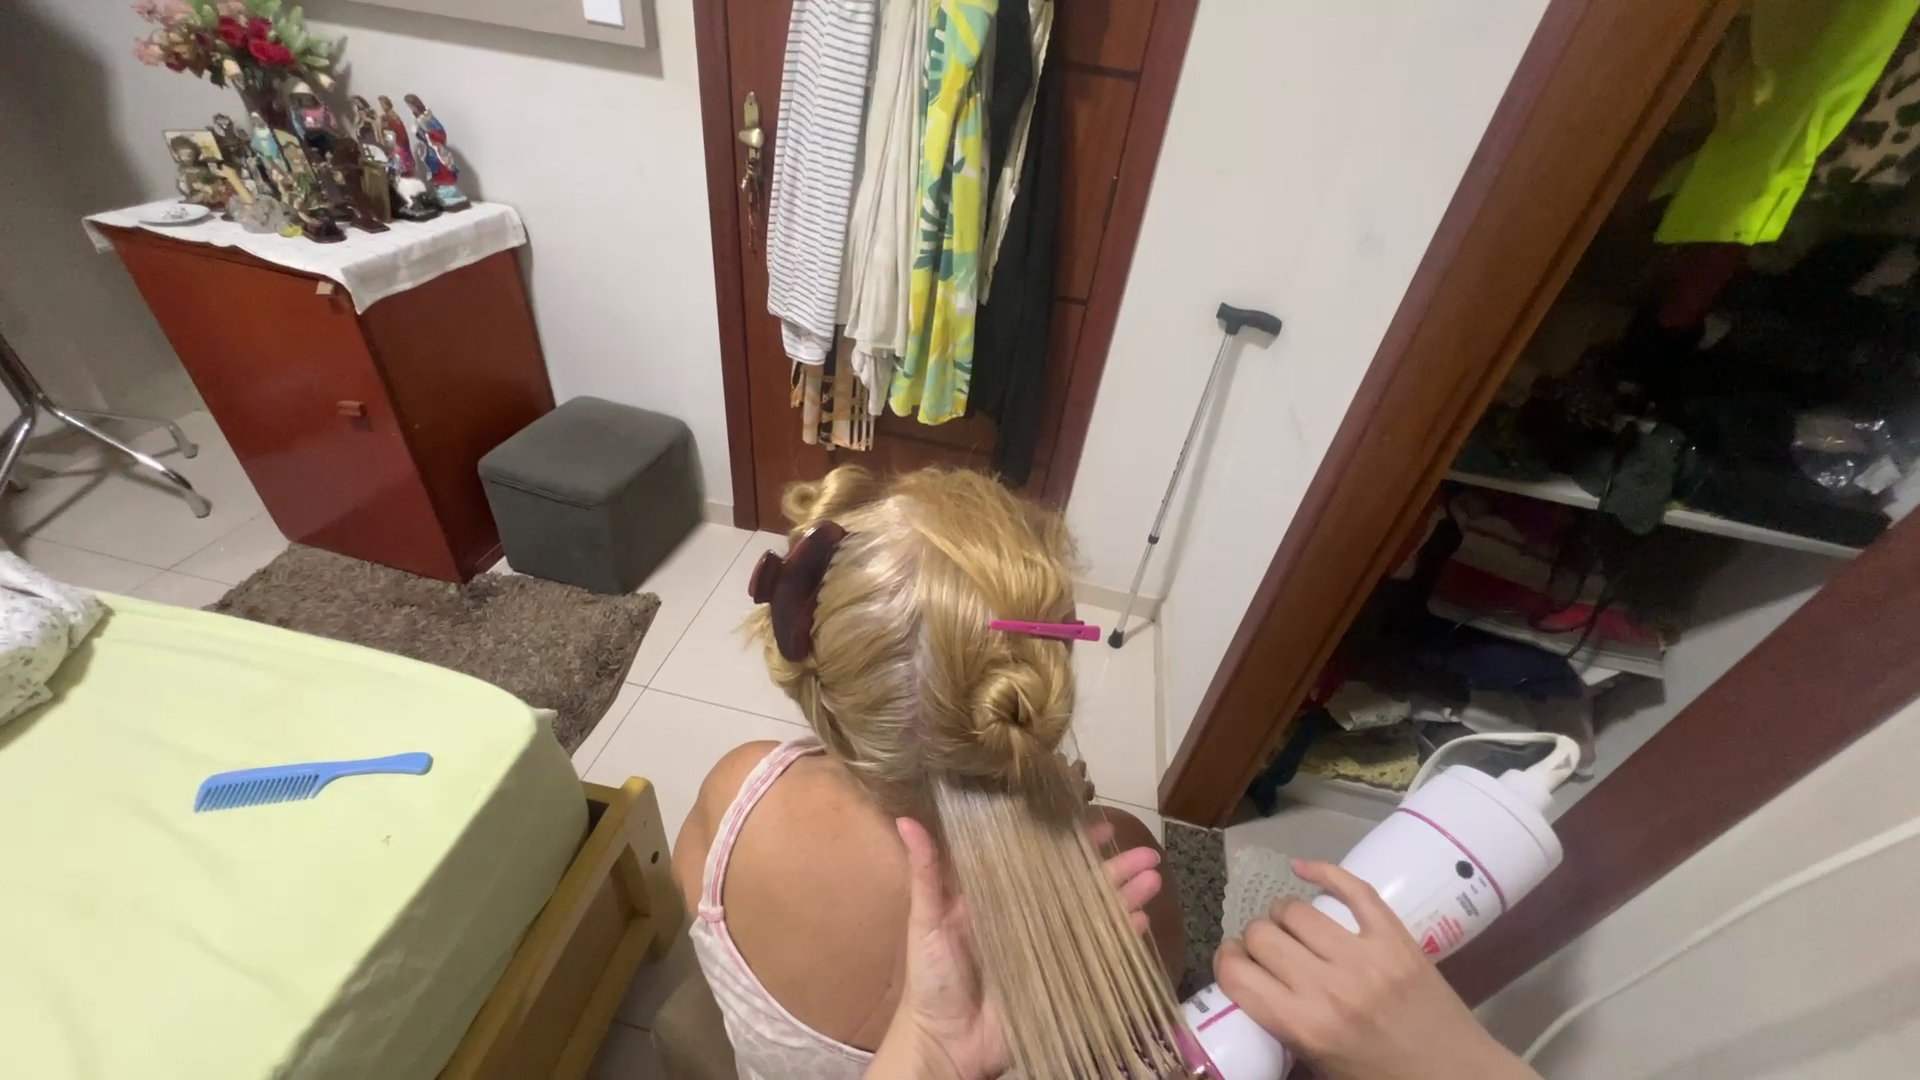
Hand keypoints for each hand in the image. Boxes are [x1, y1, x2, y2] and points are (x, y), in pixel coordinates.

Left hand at [871, 818, 1163, 1079]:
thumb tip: (906, 820)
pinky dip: (1119, 939)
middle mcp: (1032, 914)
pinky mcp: (1062, 980)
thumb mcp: (926, 919)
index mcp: (1002, 894)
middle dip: (1112, 868)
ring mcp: (1051, 947)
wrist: (942, 1043)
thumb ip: (926, 872)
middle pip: (1079, 884)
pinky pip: (1096, 956)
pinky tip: (1139, 923)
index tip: (1097, 821)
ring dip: (1124, 896)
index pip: (1042, 858)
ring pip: (1094, 914)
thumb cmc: (931, 976)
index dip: (1069, 839)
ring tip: (1154, 876)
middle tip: (1145, 852)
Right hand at [1213, 860, 1539, 1079]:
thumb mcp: (1321, 1067)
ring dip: (1284, 917)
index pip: (1236, 973)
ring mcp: (1365, 957)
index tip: (1236, 966)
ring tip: (1295, 931)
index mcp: (1307, 1027)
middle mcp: (1330, 988)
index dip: (1226, 963)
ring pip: (1294, 908)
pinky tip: (1303, 870)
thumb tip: (1245, 982)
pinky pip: (1351, 887)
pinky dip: (1322, 871)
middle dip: (1255, 941)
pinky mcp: (1395, 937)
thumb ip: (1280, 1026)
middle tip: (1269, 954)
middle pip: (1260, 933)